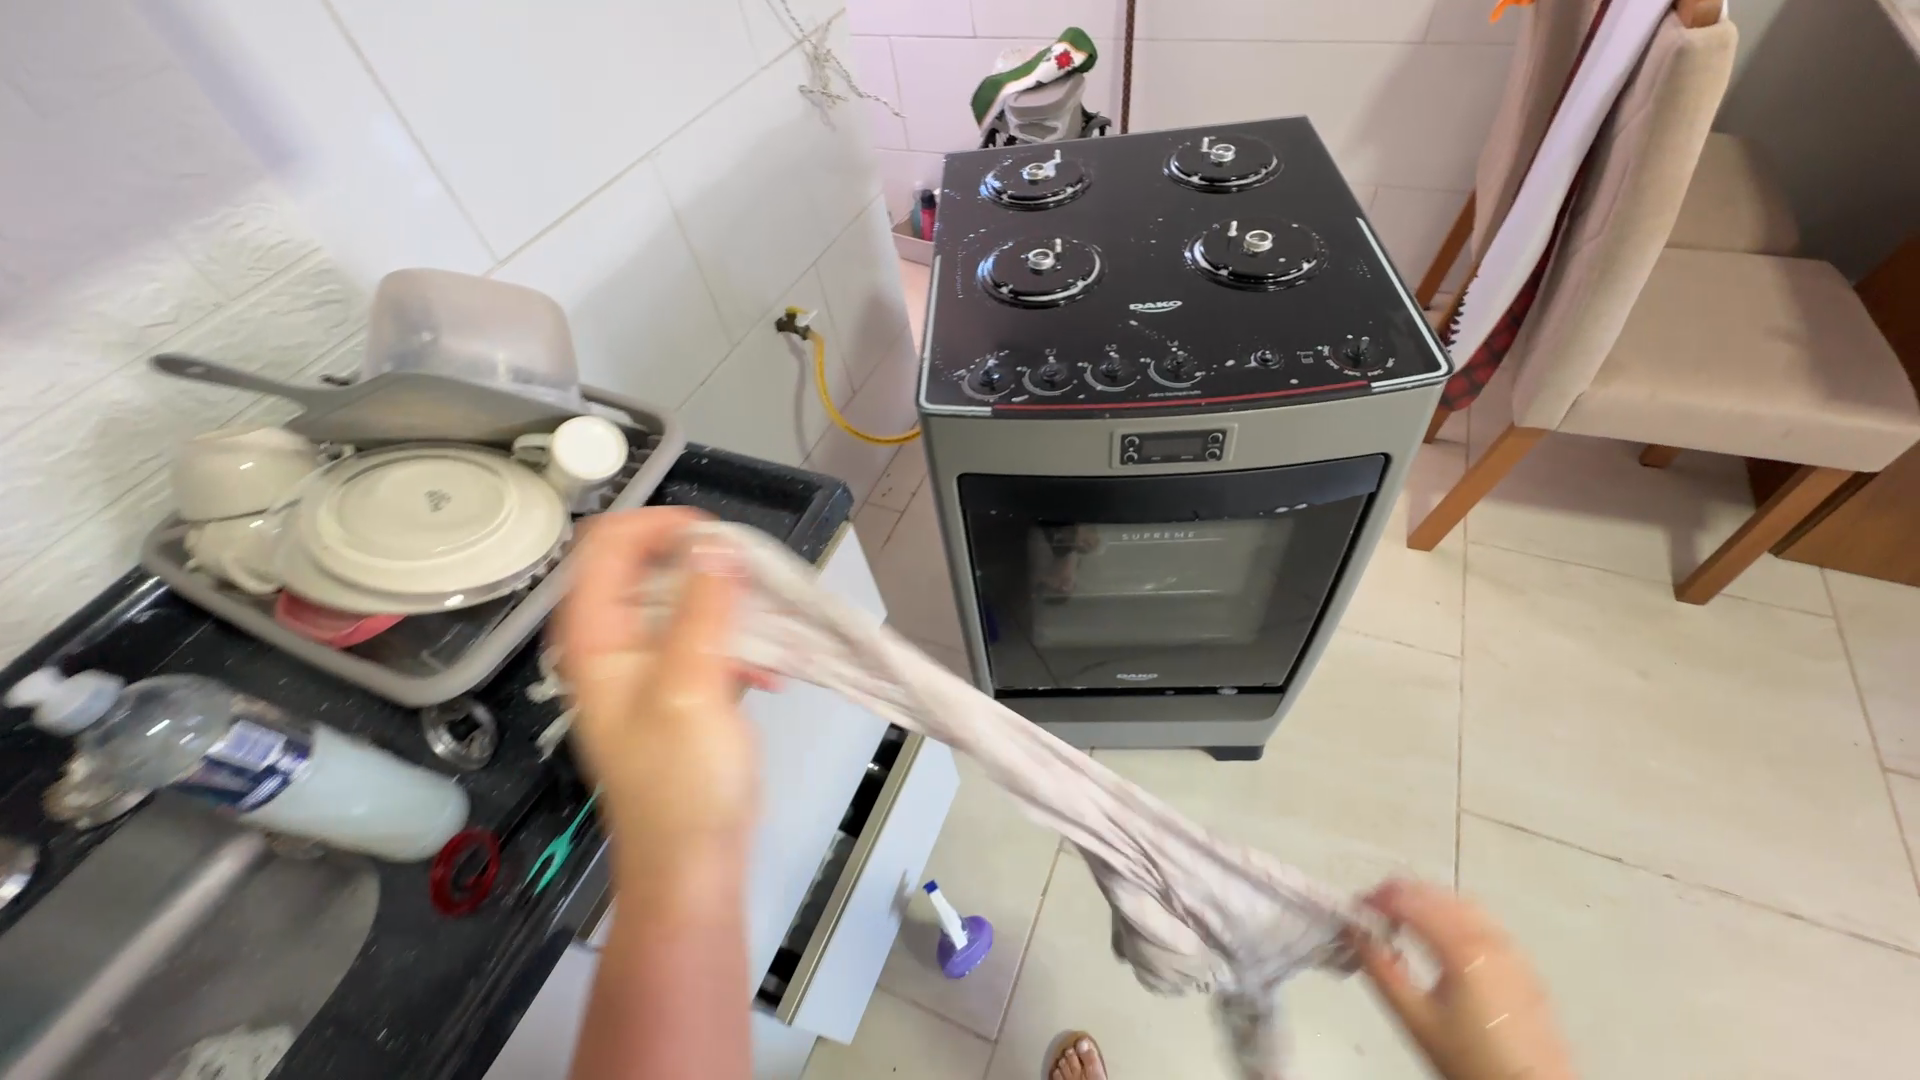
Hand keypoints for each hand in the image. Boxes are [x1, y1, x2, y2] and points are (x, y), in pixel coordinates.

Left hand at [555, 508, 758, 875]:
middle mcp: (615, 642)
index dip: (658, 527)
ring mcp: (649, 663)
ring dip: (732, 609)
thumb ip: (703, 609)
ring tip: (765, 638)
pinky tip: (766, 674)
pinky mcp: (682, 683)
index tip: (716, 537)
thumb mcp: (690, 688)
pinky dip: (740, 644)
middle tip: (752, 584)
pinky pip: (710, 636)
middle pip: (652, 567)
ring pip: (688, 600)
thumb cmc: (680, 786)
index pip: (607, 545)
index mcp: (594, 638)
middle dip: (707, 570)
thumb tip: (716, 544)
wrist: (693, 859)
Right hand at [1353, 880, 1577, 1079]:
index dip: (1376, 899)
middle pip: (1435, 894)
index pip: (1409, 901)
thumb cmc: (1470, 1060)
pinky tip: (1440, 935)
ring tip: (1401, 919)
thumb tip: (1355, 932)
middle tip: (1372, 913)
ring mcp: (1511, 948)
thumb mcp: (1416, 1018)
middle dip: (1398, 895)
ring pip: (1459, 902)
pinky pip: (1481, 920)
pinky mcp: (1522, 963)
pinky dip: (1452, 914)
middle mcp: (1489, 937)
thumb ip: (1381, 969)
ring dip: (1426, 901)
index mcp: (1462, 947)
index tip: (1355, 909)